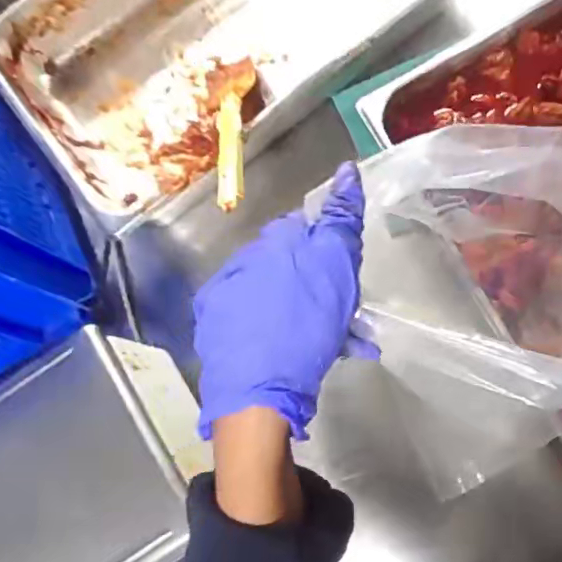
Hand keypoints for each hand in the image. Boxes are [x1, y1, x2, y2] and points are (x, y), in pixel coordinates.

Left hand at [193, 162, 375, 439]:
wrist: (257, 389)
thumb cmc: (305, 327)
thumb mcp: (335, 270)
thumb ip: (341, 222)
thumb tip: (345, 172)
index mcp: (273, 243)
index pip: (305, 228)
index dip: (328, 251)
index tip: (344, 278)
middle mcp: (243, 261)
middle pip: (288, 264)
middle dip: (315, 287)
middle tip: (341, 320)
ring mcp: (224, 297)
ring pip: (273, 297)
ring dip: (301, 315)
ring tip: (323, 347)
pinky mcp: (216, 331)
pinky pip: (252, 324)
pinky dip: (275, 333)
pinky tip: (290, 356)